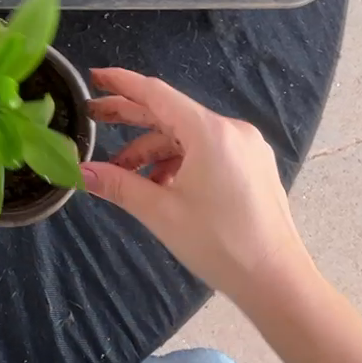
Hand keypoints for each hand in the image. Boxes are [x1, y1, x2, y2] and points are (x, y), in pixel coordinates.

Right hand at [80, 67, 311, 302]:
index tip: (95, 76)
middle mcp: (230, 130)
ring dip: (153, 149)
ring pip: (186, 136)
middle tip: (93, 115)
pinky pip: (205, 150)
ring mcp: (245, 147)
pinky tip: (160, 185)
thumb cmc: (220, 245)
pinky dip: (178, 161)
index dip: (122, 83)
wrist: (281, 286)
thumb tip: (80, 171)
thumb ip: (118, 184)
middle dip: (130, 116)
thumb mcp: (161, 212)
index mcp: (209, 131)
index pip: (156, 93)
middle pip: (170, 112)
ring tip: (124, 171)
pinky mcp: (252, 166)